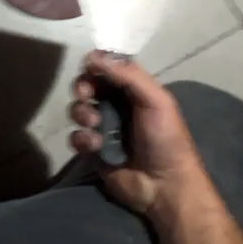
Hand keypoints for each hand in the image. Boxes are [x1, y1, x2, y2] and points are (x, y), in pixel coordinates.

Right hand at [68, 52, 200, 216]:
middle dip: (82, 87)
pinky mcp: (92, 151)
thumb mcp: (156, 100)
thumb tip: (92, 56)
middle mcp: (115, 105)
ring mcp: (102, 128)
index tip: (90, 66)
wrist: (166, 187)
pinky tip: (95, 145)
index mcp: (133, 91)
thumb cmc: (166, 139)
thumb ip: (127, 75)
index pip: (107, 67)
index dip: (95, 64)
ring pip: (77, 109)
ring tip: (94, 123)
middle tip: (85, 94)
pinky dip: (82, 138)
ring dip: (81, 112)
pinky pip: (76, 136)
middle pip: (87, 85)